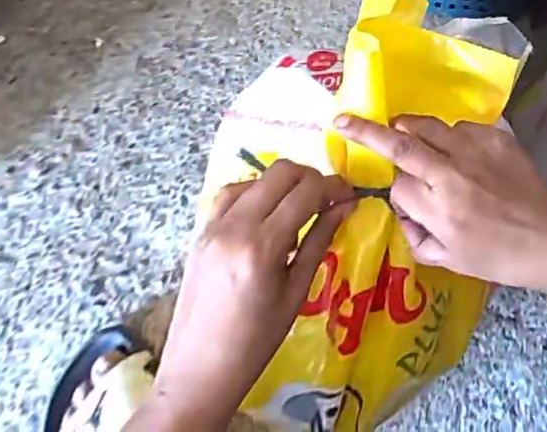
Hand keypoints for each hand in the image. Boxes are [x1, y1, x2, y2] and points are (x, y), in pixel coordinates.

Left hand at [143, 162, 354, 429]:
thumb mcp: (296, 293)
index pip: (306, 191)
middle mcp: (235, 227)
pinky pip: (230, 193)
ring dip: (283, 183)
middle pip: (281, 172)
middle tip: (326, 198)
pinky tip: (265, 211)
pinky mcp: (200, 232)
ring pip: (257, 176)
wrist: (197, 375)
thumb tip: (346, 206)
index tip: (349, 195)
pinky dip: (254, 191)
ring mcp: (214, 226)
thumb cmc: (255, 343)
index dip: (334, 186)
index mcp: (263, 247)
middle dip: (310, 177)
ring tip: (296, 208)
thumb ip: (320, 241)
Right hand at [331, 114, 546, 292]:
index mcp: (441, 210)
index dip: (394, 189)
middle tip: (347, 119)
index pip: (397, 185)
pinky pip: (460, 128)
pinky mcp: (495, 137)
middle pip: (402, 143)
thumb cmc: (500, 256)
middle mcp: (453, 175)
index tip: (399, 194)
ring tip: (402, 128)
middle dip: (368, 130)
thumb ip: (417, 236)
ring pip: (428, 125)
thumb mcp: (451, 260)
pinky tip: (460, 153)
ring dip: (410, 127)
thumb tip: (401, 208)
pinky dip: (450, 136)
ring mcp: (476, 150)